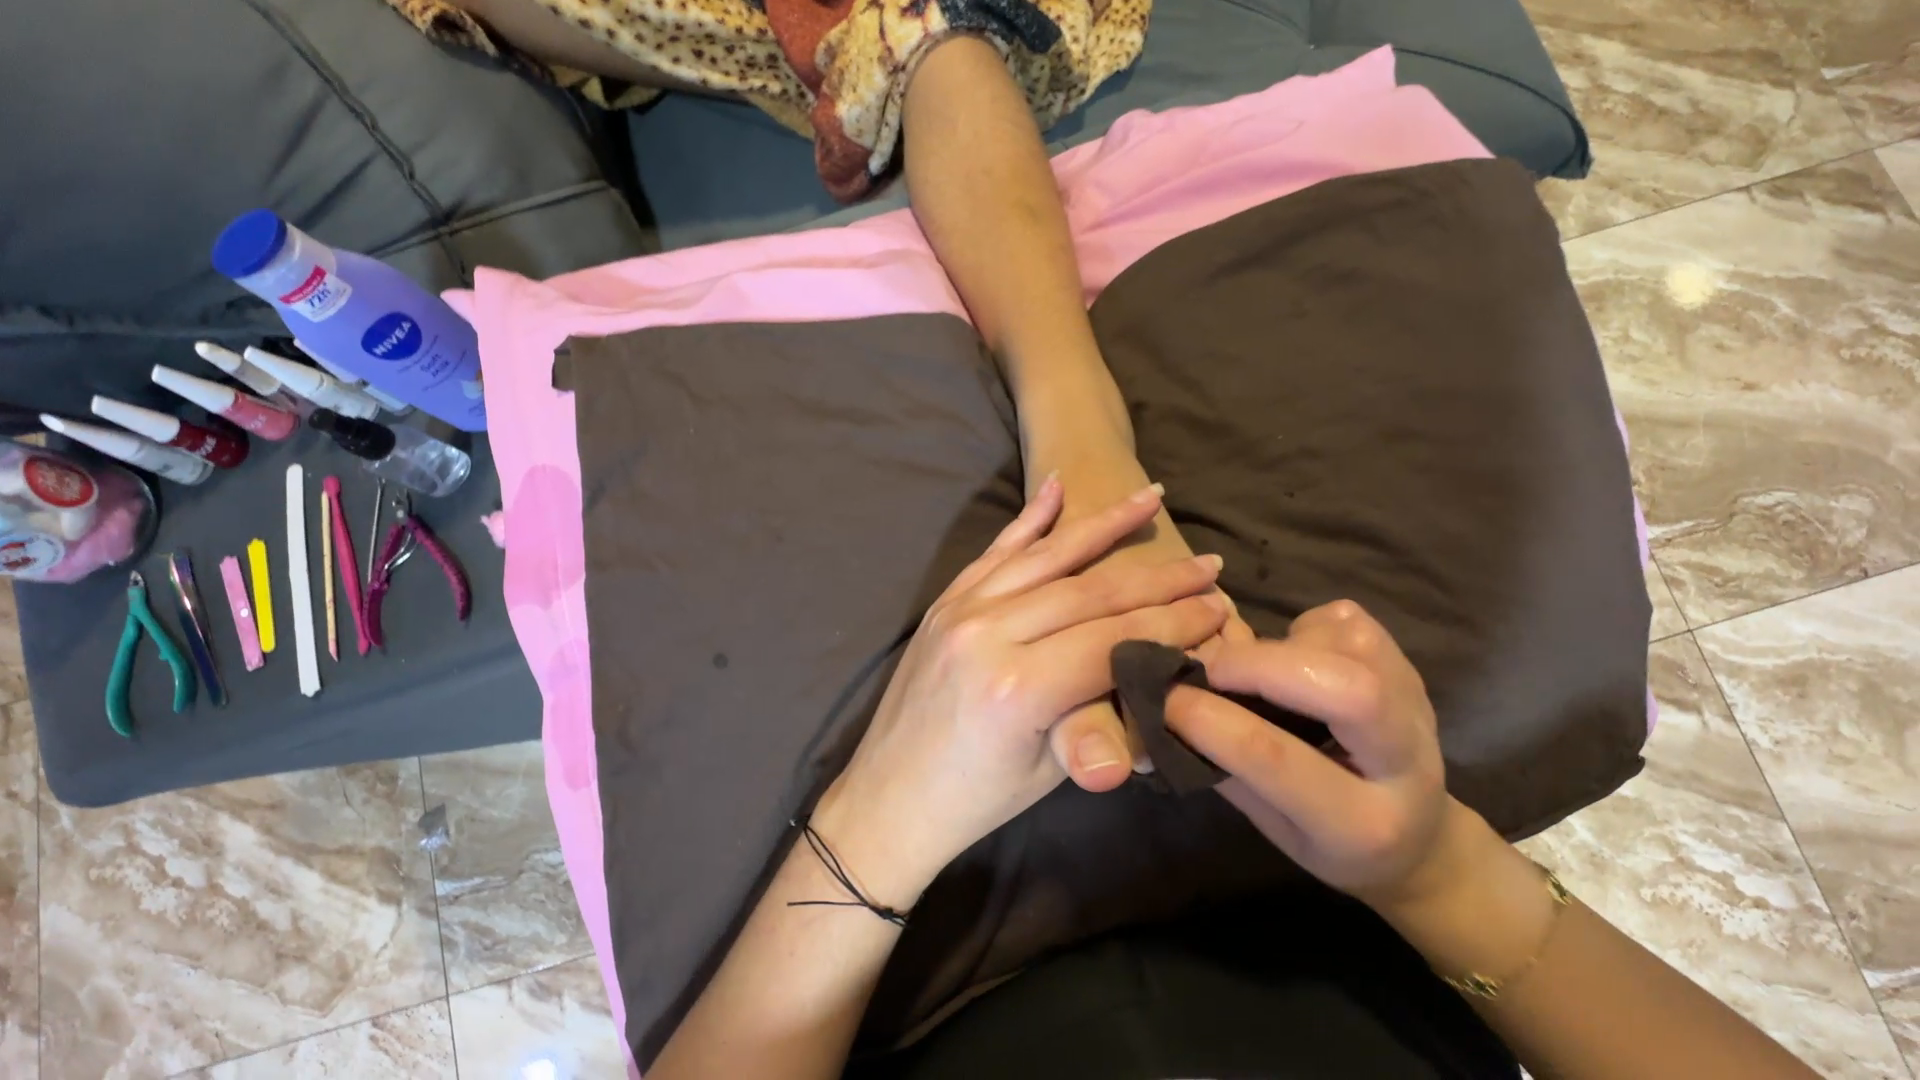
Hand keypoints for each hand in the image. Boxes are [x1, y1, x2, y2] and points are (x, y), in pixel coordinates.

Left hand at [816, 477, 1230, 906]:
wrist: (889, 797)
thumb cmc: (977, 798)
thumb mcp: (1049, 771)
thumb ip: (1104, 713)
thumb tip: (1173, 676)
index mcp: (1019, 690)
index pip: (1115, 640)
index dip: (1173, 622)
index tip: (1219, 605)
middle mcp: (988, 636)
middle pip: (1089, 593)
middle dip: (1157, 578)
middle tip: (1208, 563)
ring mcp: (960, 612)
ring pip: (1045, 558)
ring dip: (1102, 525)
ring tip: (1150, 496)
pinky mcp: (944, 604)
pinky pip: (993, 554)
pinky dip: (1028, 521)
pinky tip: (1057, 488)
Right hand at [1164, 600, 1465, 905]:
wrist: (1421, 837)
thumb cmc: (1333, 843)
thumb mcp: (1276, 832)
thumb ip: (1227, 772)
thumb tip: (1164, 712)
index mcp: (1362, 822)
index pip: (1280, 759)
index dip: (1212, 722)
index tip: (1167, 702)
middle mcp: (1405, 759)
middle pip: (1348, 691)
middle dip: (1260, 666)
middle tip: (1208, 669)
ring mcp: (1416, 703)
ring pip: (1350, 644)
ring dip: (1284, 645)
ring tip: (1255, 670)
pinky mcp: (1409, 665)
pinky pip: (1349, 622)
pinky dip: (1304, 628)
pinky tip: (1294, 657)